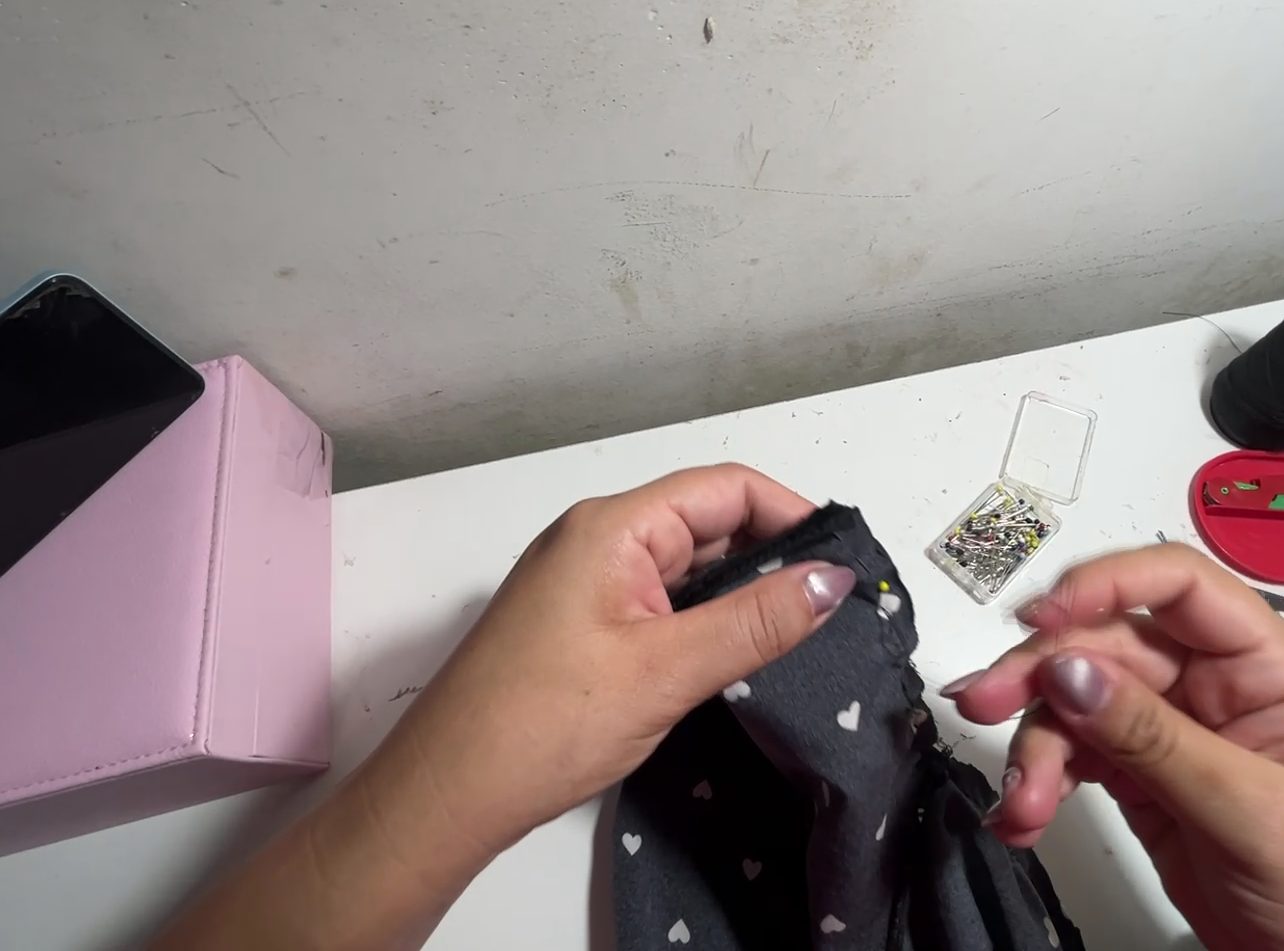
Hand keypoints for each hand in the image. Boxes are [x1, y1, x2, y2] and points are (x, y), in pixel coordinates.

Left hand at [153, 465, 851, 950]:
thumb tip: (834, 579)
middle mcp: (599, 536)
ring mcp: (589, 576)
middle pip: (705, 519)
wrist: (445, 796)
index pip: (723, 488)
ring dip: (739, 586)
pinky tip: (738, 645)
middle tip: (829, 601)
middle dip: (770, 552)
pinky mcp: (585, 615)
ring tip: (798, 625)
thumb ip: (756, 621)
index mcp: (614, 524)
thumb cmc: (548, 721)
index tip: (838, 560)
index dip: (789, 512)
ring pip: (685, 562)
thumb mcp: (667, 669)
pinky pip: (661, 595)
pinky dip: (704, 612)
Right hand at [944, 544, 1283, 950]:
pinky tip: (1020, 816)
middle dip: (1039, 676)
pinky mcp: (1129, 765)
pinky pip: (1066, 748)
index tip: (1038, 617)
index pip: (1179, 586)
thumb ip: (1156, 740)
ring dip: (1032, 742)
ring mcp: (1162, 721)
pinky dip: (1037, 777)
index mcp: (1262, 668)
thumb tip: (1063, 670)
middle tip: (980, 705)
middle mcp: (1205, 679)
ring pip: (1071, 695)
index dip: (1107, 583)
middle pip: (1102, 643)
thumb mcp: (1255, 817)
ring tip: (1017, 802)